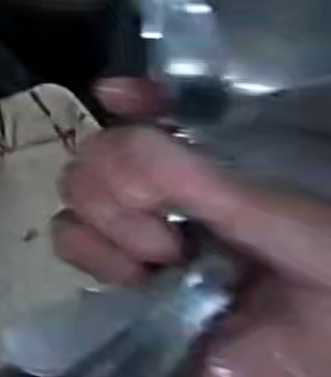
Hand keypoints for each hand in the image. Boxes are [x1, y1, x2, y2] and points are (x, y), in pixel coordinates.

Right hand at [53, 78, 330, 376]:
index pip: (189, 117)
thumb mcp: (315, 248)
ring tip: (154, 258)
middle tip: (156, 219)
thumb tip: (127, 133)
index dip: (146, 98)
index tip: (114, 97)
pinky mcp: (128, 279)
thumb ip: (227, 194)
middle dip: (113, 177)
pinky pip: (70, 239)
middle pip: (109, 150)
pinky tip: (128, 278)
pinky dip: (88, 252)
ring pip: (77, 190)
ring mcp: (159, 238)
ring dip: (101, 217)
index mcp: (254, 180)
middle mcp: (198, 200)